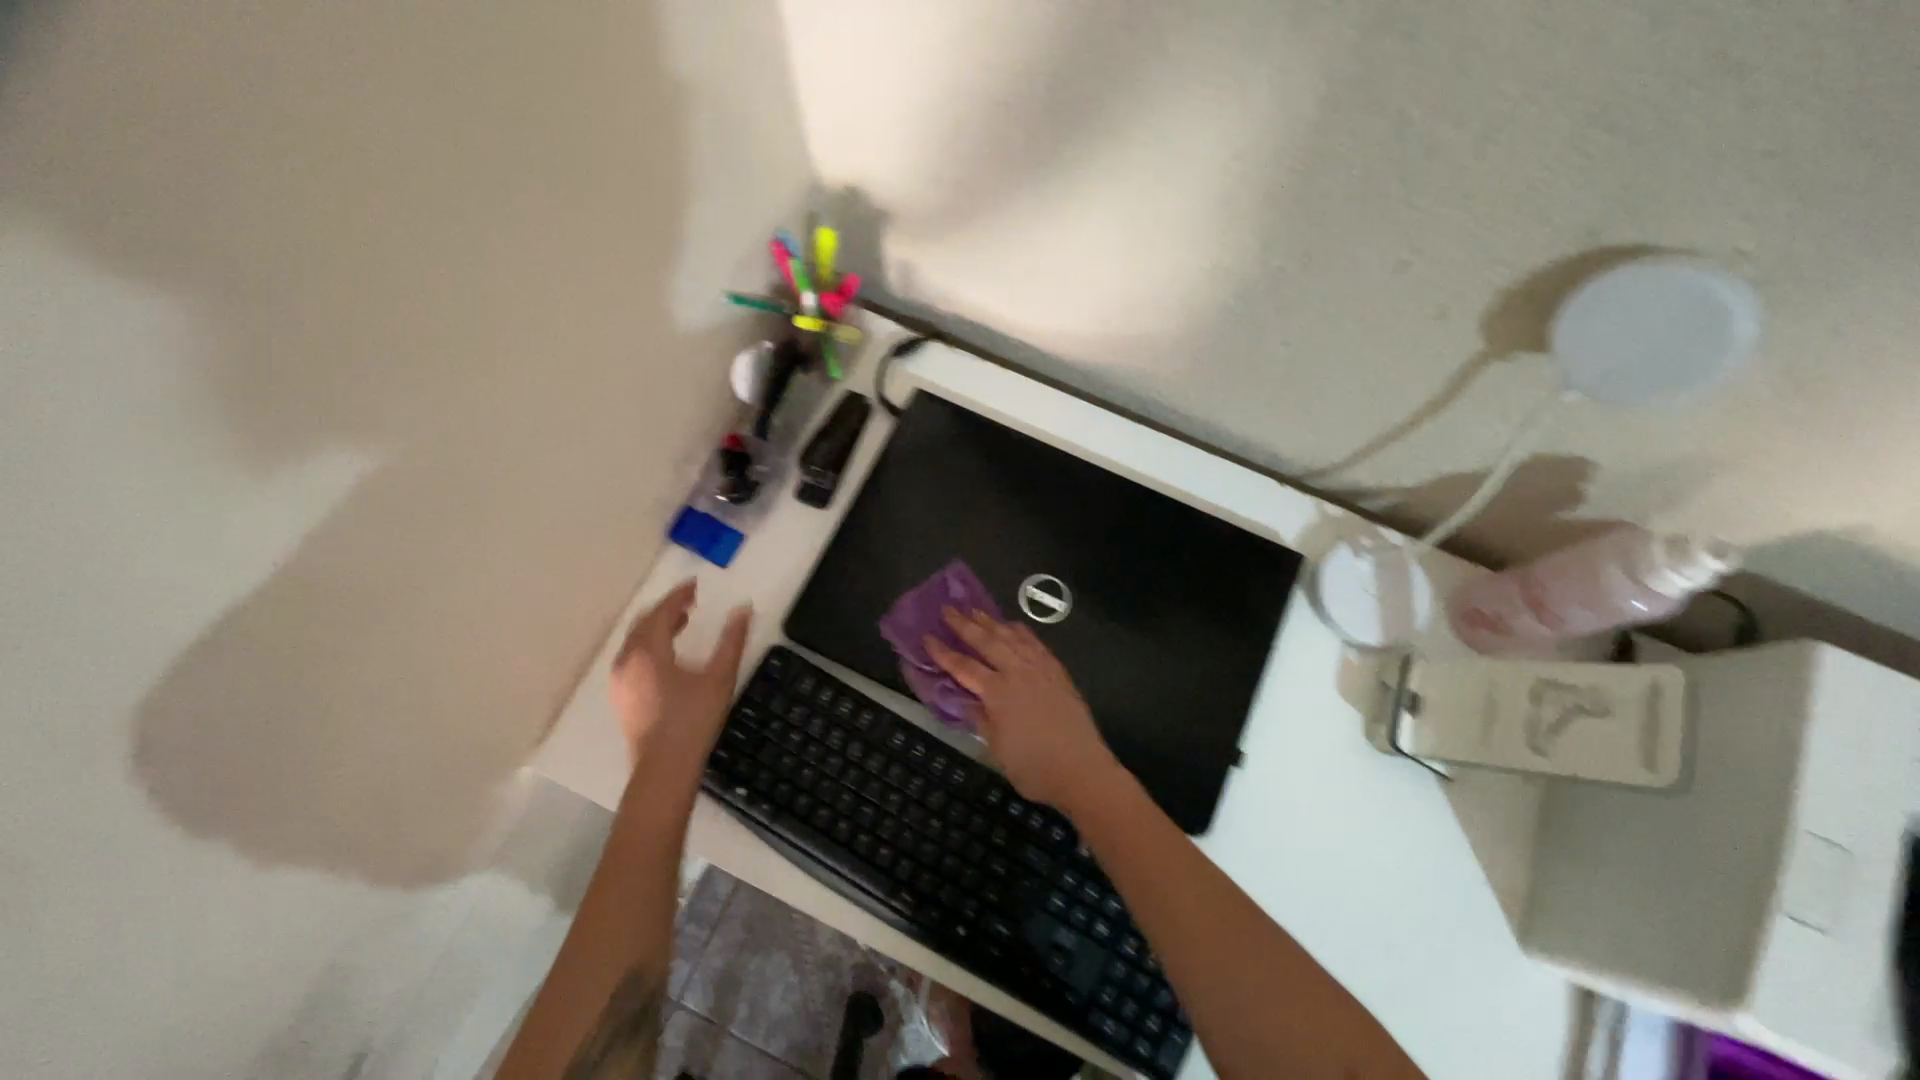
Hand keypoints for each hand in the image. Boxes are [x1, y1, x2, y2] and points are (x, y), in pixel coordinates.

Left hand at [609, 579, 751, 764]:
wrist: (664, 769)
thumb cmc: (693, 721)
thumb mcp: (719, 678)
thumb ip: (732, 640)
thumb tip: (743, 609)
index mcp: (648, 651)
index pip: (661, 611)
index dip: (679, 595)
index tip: (696, 585)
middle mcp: (626, 660)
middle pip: (643, 623)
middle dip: (666, 609)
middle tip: (691, 603)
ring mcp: (619, 680)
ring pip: (635, 641)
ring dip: (657, 628)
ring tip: (682, 625)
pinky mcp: (621, 697)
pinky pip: (632, 658)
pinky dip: (649, 646)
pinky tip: (669, 657)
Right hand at [924, 608, 1122, 813]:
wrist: (1082, 771)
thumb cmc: (1033, 767)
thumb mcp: (996, 747)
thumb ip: (980, 718)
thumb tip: (966, 700)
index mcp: (997, 692)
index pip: (963, 667)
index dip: (943, 653)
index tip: (926, 638)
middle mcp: (1018, 672)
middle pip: (986, 641)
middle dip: (964, 624)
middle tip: (948, 609)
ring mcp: (1040, 669)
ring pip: (1011, 636)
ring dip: (991, 622)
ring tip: (976, 611)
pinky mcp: (1058, 672)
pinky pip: (1035, 643)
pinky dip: (1020, 631)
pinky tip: (1013, 627)